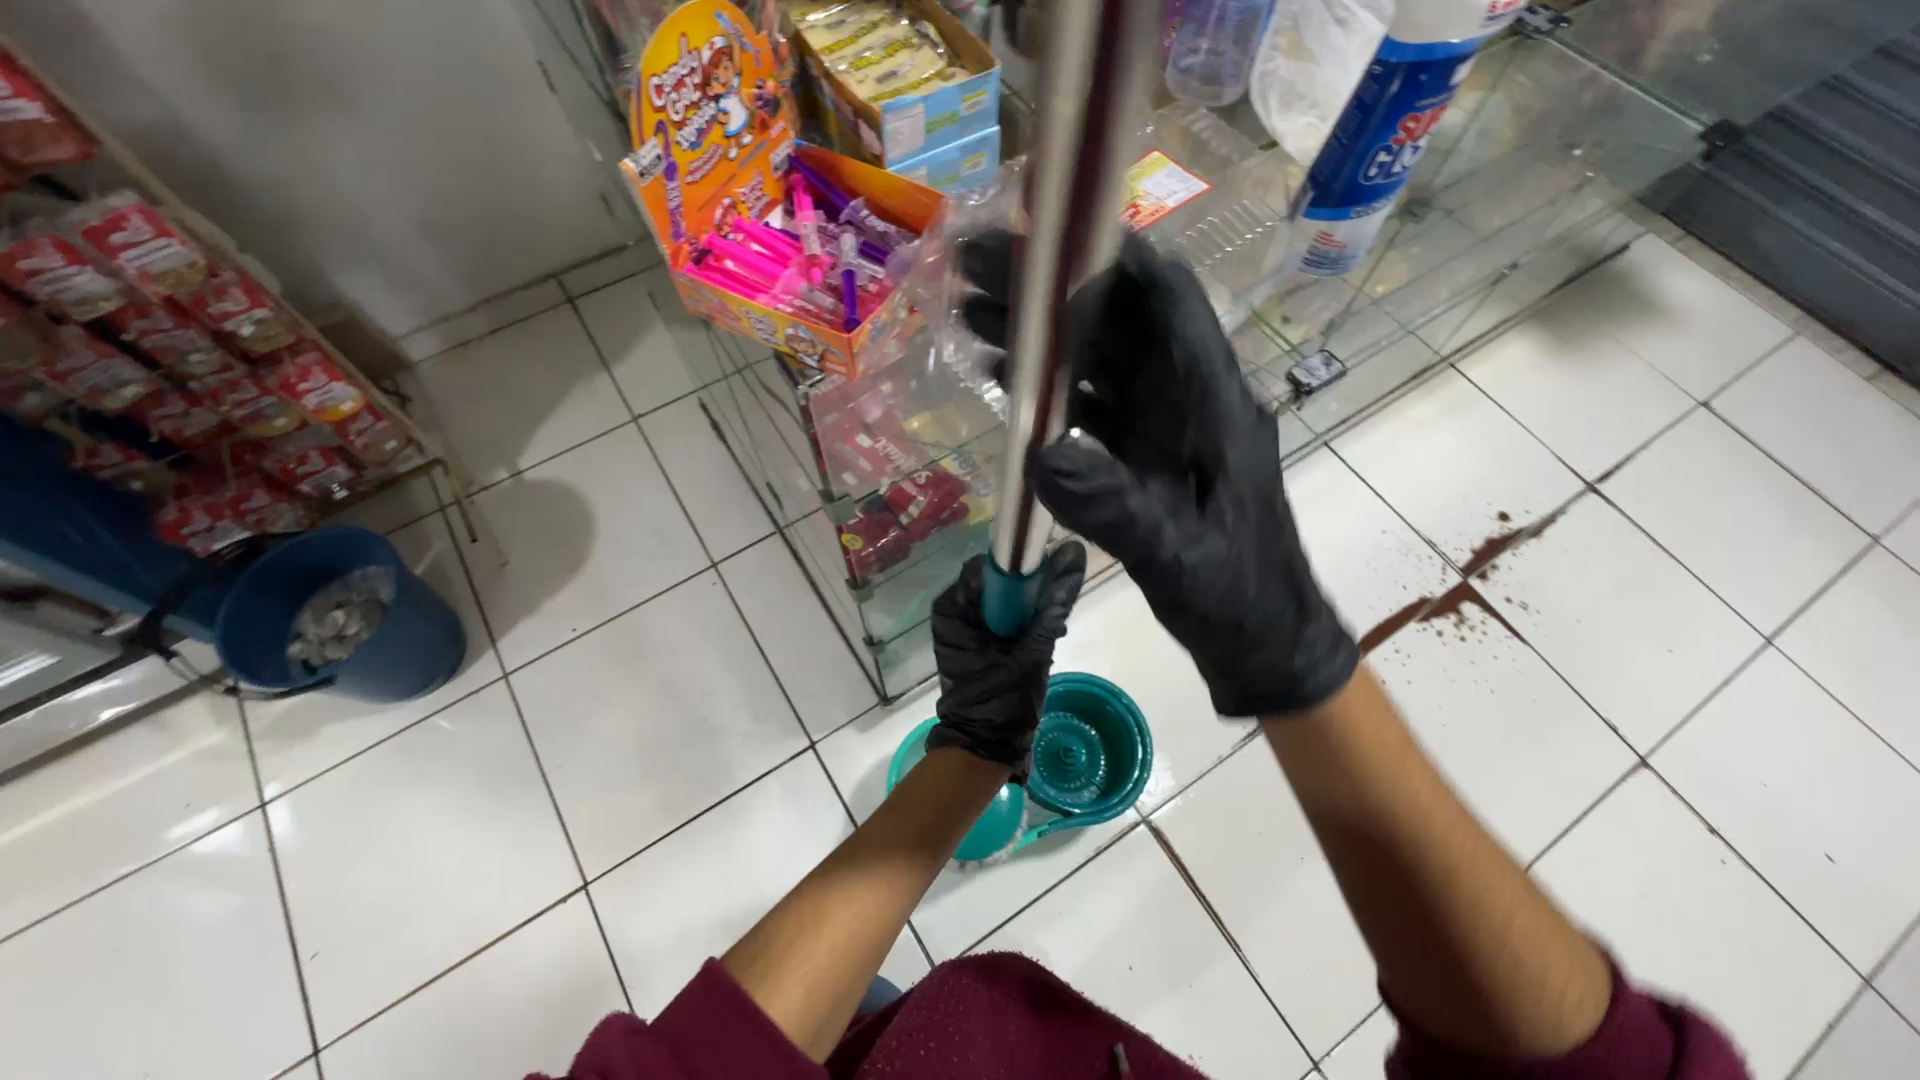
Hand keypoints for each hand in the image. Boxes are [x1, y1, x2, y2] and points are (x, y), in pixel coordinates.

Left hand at [928, 542, 1086, 780]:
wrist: (985, 746)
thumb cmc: (1002, 701)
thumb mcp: (1033, 652)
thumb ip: (1053, 604)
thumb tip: (1074, 553)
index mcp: (952, 609)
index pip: (988, 567)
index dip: (1020, 567)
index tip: (1049, 577)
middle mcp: (952, 613)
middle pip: (997, 582)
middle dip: (1028, 591)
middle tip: (1052, 609)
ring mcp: (962, 628)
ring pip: (1003, 600)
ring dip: (1029, 609)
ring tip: (1050, 628)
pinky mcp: (975, 642)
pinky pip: (1002, 619)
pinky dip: (1022, 624)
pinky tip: (1041, 639)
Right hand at [959, 230, 1356, 717]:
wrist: (1261, 642)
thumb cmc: (1236, 598)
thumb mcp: (1176, 557)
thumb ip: (1116, 507)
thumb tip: (1042, 453)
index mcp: (1214, 405)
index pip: (1170, 304)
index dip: (1115, 257)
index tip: (1050, 226)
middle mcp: (1191, 401)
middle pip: (1121, 323)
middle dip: (1052, 292)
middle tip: (977, 268)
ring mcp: (1169, 428)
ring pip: (1102, 362)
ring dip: (1041, 339)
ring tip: (972, 316)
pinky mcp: (1149, 457)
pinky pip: (1096, 407)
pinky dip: (1051, 392)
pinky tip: (1005, 382)